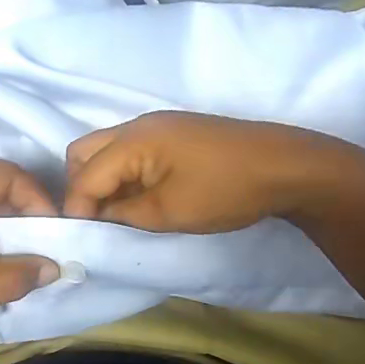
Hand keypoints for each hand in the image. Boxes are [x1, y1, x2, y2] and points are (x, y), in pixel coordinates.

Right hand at [63, 112, 361, 232]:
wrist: (287, 167)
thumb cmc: (225, 191)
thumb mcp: (167, 212)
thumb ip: (122, 215)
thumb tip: (97, 216)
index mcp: (134, 140)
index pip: (84, 176)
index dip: (77, 209)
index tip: (83, 238)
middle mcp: (139, 125)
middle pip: (83, 152)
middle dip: (80, 187)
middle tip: (96, 219)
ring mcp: (158, 126)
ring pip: (105, 149)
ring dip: (101, 179)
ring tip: (117, 212)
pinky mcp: (174, 133)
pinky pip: (128, 149)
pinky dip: (121, 173)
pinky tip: (139, 197)